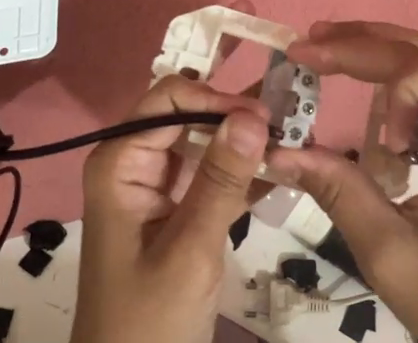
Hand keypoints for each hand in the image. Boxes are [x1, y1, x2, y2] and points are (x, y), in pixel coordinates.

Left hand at [71, 75, 270, 342]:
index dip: (218, 97)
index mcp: (121, 162)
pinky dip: (245, 172)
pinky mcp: (177, 211)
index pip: (170, 99)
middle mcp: (135, 162)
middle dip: (237, 113)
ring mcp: (156, 187)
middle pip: (189, 114)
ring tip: (297, 135)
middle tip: (293, 118)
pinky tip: (285, 170)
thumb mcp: (189, 250)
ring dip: (247, 141)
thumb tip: (252, 113)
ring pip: (205, 143)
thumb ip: (221, 181)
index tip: (267, 116)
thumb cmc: (148, 322)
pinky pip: (212, 175)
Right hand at [269, 22, 417, 342]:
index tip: (382, 139)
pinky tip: (356, 84)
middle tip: (307, 48)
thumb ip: (338, 193)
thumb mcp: (391, 256)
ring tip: (321, 52)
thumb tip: (279, 152)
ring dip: (375, 52)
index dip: (403, 85)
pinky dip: (391, 79)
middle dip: (366, 46)